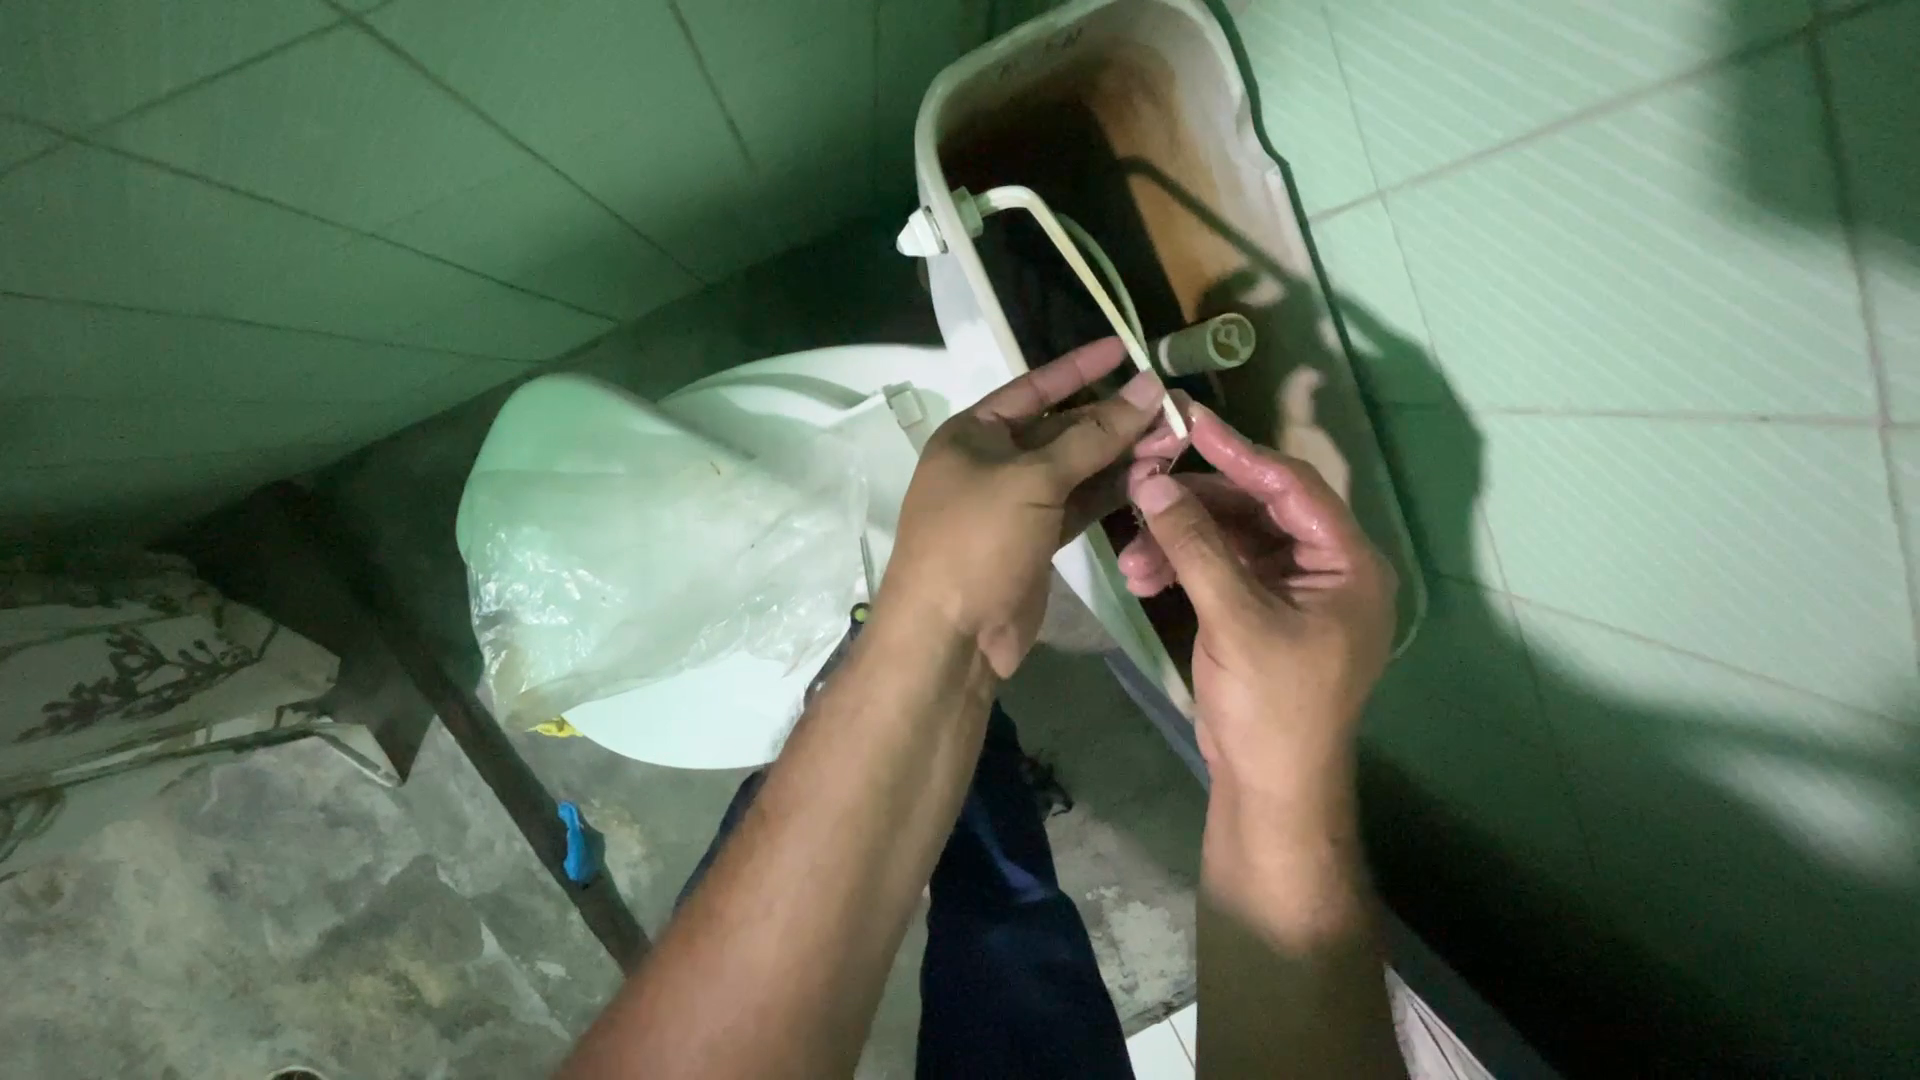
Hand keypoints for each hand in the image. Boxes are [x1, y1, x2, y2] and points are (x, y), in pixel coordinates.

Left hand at [883, 338, 1183, 676]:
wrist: (950, 634)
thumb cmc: (976, 540)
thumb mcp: (1032, 478)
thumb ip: (1092, 435)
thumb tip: (1147, 388)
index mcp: (972, 434)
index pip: (1034, 388)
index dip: (1080, 368)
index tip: (1128, 348)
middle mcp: (991, 463)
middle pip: (1061, 429)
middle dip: (1113, 418)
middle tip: (1172, 406)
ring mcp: (1015, 504)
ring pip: (1075, 469)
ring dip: (1120, 455)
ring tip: (1174, 439)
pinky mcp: (1036, 539)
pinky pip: (1078, 503)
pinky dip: (1111, 491)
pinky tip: (1151, 476)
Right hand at [1119, 404, 1394, 794]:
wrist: (1269, 784)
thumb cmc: (1273, 705)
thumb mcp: (1235, 620)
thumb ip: (1195, 546)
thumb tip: (1151, 483)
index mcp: (1347, 563)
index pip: (1294, 486)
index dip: (1240, 452)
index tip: (1189, 421)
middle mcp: (1322, 566)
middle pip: (1254, 508)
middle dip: (1191, 508)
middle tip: (1138, 498)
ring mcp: (1287, 587)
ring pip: (1227, 536)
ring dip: (1176, 541)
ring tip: (1130, 561)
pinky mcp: (1255, 606)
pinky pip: (1215, 566)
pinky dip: (1178, 566)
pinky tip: (1141, 577)